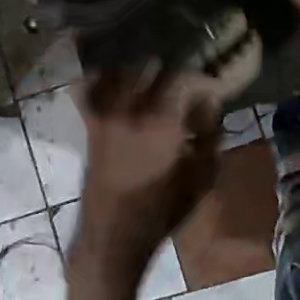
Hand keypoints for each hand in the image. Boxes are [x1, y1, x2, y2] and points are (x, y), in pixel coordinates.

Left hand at [71, 68, 223, 287]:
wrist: (114, 235)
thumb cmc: (163, 211)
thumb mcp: (203, 178)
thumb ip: (211, 135)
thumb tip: (209, 105)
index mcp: (162, 121)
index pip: (183, 76)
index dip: (200, 78)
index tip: (211, 89)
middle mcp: (129, 109)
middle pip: (150, 64)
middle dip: (170, 69)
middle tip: (183, 83)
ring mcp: (104, 115)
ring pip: (119, 70)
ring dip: (139, 70)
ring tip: (154, 80)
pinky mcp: (90, 125)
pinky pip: (88, 89)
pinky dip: (100, 80)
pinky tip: (115, 84)